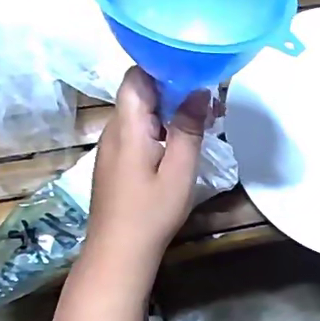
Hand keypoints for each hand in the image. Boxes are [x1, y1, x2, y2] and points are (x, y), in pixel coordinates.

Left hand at [85, 68, 210, 270]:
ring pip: (139, 112)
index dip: (163, 67)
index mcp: (127, 127)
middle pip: (139, 92)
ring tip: (201, 117)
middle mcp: (114, 130)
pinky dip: (159, 126)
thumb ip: (189, 129)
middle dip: (173, 88)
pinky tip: (180, 140)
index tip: (195, 71)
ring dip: (168, 108)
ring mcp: (111, 146)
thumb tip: (200, 91)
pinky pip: (137, 130)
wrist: (118, 253)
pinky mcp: (115, 161)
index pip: (137, 77)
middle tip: (208, 97)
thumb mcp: (179, 171)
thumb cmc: (151, 213)